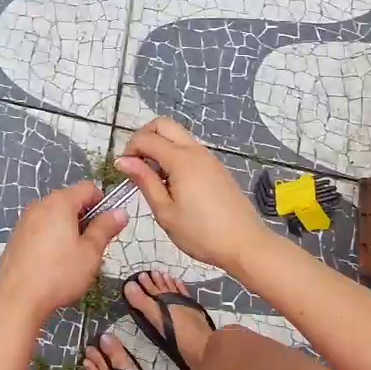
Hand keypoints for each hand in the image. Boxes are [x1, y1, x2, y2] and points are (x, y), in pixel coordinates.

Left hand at [0, 182, 126, 321]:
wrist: (17, 298)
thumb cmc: (59, 274)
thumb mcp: (90, 253)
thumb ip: (105, 229)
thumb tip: (120, 212)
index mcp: (60, 202)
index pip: (88, 188)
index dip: (103, 203)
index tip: (108, 227)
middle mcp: (41, 204)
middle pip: (70, 201)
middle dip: (85, 220)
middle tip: (92, 249)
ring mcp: (25, 219)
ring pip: (55, 216)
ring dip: (69, 230)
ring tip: (73, 260)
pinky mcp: (17, 236)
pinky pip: (40, 229)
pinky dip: (51, 238)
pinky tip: (52, 265)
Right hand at [116, 118, 271, 271]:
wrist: (246, 245)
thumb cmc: (202, 233)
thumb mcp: (166, 212)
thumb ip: (145, 181)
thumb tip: (123, 161)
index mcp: (181, 160)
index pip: (146, 138)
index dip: (130, 149)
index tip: (124, 171)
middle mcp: (195, 150)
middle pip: (163, 124)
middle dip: (144, 137)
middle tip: (137, 164)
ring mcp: (208, 157)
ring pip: (177, 134)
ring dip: (160, 144)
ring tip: (155, 176)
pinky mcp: (216, 167)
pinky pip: (190, 148)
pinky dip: (175, 153)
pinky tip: (174, 182)